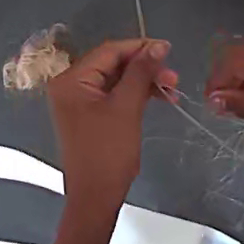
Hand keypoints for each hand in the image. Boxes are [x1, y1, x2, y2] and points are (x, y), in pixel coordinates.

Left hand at [48, 39, 175, 210]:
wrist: (96, 196)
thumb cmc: (108, 152)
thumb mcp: (126, 107)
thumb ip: (141, 72)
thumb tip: (157, 46)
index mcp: (71, 81)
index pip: (109, 52)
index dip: (140, 48)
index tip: (168, 49)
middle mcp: (71, 87)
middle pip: (113, 65)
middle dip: (145, 68)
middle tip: (172, 76)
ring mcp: (79, 102)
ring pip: (117, 80)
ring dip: (144, 82)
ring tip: (171, 88)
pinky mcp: (90, 116)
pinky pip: (115, 96)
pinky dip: (136, 95)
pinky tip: (158, 97)